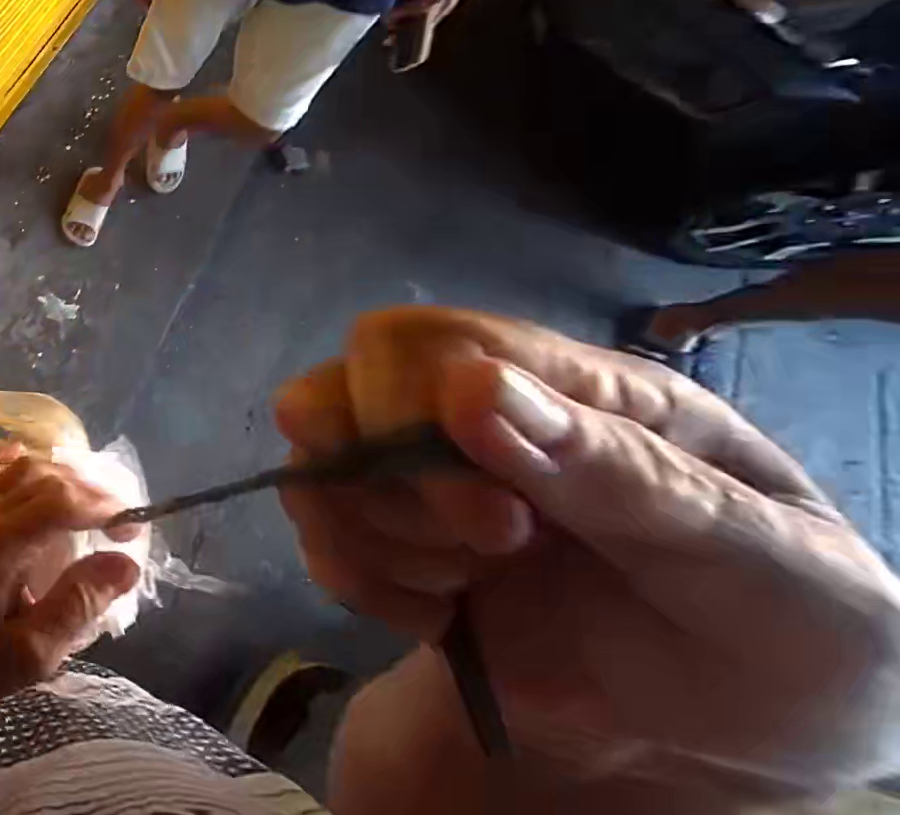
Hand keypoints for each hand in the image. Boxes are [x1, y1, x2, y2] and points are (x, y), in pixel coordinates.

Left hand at [0, 447, 143, 727]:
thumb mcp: (34, 651)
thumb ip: (78, 603)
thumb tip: (126, 563)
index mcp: (0, 544)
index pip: (59, 502)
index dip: (102, 507)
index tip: (134, 530)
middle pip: (45, 480)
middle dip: (91, 494)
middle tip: (123, 525)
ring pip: (22, 470)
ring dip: (62, 477)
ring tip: (95, 504)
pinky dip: (5, 457)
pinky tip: (21, 451)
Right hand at [275, 307, 899, 793]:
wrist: (714, 745)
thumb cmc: (777, 649)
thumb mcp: (771, 573)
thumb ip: (627, 474)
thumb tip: (470, 387)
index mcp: (567, 387)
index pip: (422, 342)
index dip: (407, 409)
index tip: (488, 519)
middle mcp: (466, 415)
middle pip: (336, 392)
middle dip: (390, 484)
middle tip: (488, 548)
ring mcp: (411, 474)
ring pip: (313, 465)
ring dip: (380, 542)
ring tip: (468, 586)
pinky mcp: (376, 532)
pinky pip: (312, 532)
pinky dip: (358, 581)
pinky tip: (432, 613)